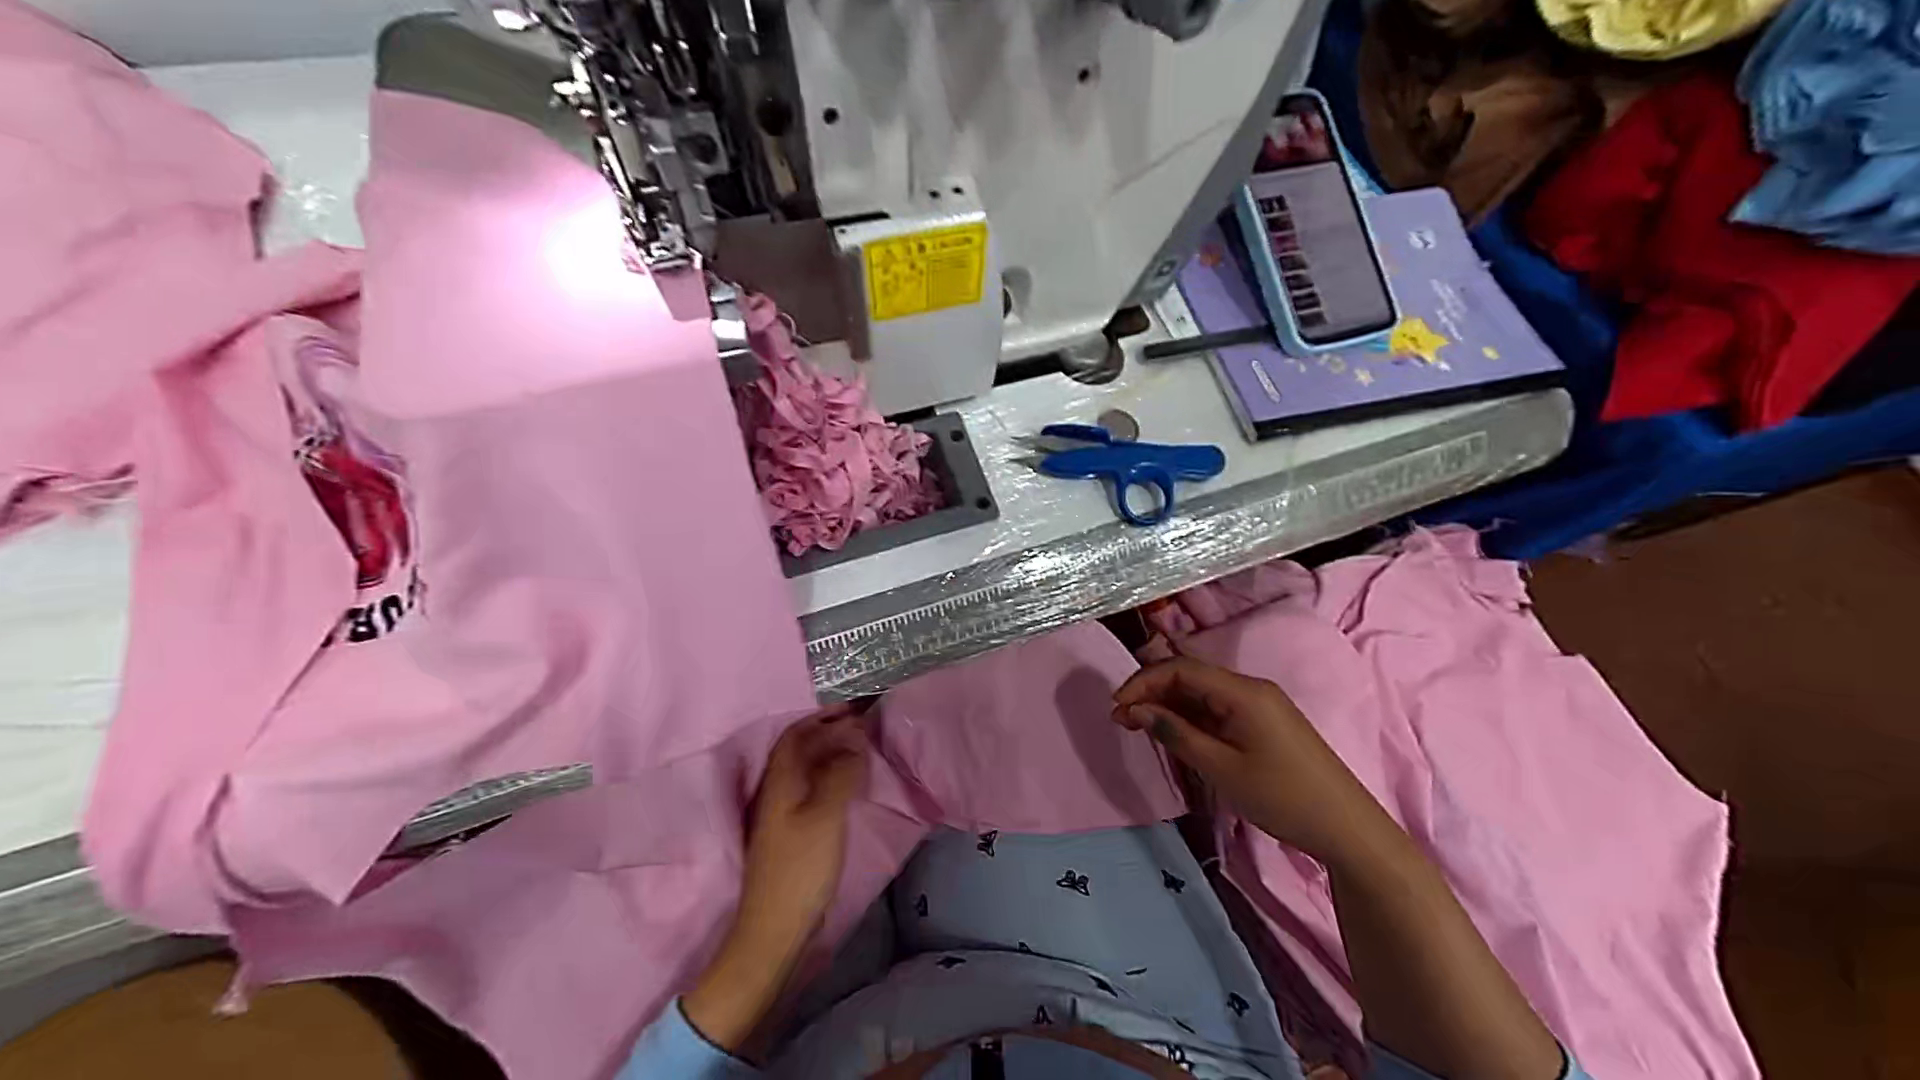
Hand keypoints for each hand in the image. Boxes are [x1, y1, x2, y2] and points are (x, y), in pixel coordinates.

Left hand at [684, 707, 868, 1054]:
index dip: (824, 717)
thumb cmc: (801, 868)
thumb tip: (854, 738)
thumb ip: (840, 773)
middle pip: (800, 749)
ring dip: (830, 751)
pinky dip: (831, 773)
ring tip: (860, 745)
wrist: (775, 930)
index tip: (854, 706)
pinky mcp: (792, 832)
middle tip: (862, 721)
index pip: (798, 734)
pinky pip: (812, 787)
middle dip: (828, 730)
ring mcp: (782, 813)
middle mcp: (776, 791)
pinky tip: (849, 781)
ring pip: (806, 768)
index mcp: (780, 781)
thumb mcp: (826, 816)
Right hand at [1112, 657, 1392, 865]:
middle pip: (1190, 676)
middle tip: (1122, 720)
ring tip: (1139, 728)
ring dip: (1169, 706)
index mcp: (1243, 692)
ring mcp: (1260, 706)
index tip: (1116, 707)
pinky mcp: (1264, 723)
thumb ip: (1176, 733)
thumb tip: (1136, 710)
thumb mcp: (1221, 768)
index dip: (1143, 682)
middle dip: (1152, 692)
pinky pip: (1218, 709)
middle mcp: (1251, 689)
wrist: (1348, 829)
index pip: (1180, 669)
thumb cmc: (1282, 797)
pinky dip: (1191, 718)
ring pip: (1202, 694)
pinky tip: (1174, 734)